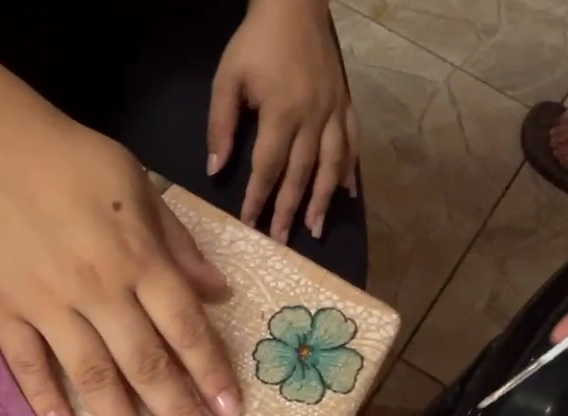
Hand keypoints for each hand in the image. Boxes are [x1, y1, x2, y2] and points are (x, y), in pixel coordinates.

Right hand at [0, 120, 239, 415]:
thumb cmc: (68, 161)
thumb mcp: (137, 184)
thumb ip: (177, 243)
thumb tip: (219, 291)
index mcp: (137, 255)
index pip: (184, 326)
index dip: (211, 372)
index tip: (231, 412)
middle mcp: (98, 288)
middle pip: (146, 363)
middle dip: (180, 414)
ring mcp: (47, 305)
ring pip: (92, 376)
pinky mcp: (4, 312)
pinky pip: (27, 365)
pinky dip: (45, 401)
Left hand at [208, 0, 355, 242]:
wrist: (295, 2)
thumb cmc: (255, 42)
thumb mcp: (227, 80)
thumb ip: (221, 126)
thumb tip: (216, 169)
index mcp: (282, 113)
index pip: (268, 167)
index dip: (258, 198)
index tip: (250, 224)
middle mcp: (313, 116)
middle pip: (301, 173)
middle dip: (290, 210)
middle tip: (283, 240)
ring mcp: (334, 110)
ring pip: (331, 164)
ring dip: (323, 199)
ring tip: (316, 228)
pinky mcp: (345, 101)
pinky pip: (351, 142)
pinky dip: (349, 170)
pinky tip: (347, 193)